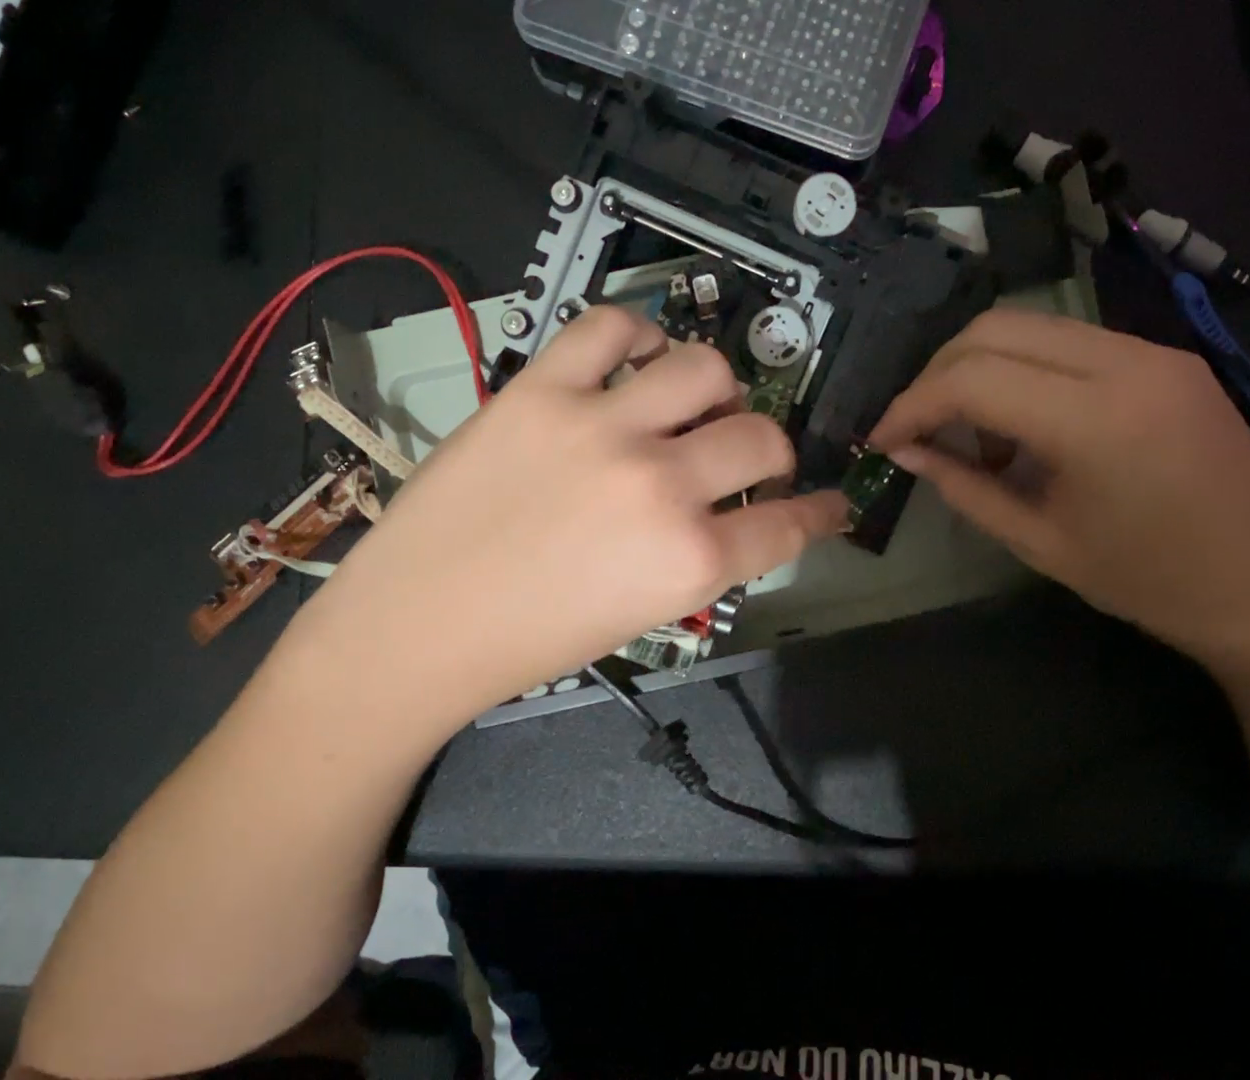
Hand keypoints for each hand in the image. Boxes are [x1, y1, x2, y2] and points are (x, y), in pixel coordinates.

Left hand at [292, 306, 846, 714]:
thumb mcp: (639, 615)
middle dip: (772, 453)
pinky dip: (636, 336)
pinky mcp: (540, 391)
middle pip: (760, 438)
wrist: (418, 626)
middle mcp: (661, 485)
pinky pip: (608, 328)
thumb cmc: (530, 642)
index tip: (832, 505)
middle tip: (749, 459)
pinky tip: (637, 358)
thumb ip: (696, 560)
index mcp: (689, 561)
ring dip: (717, 388)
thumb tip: (730, 516)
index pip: (788, 525)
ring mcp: (601, 428)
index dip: (820, 513)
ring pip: (703, 369)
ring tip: (697, 402)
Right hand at [868, 309, 1249, 664]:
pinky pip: (1073, 344)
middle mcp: (1127, 364)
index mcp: (1096, 421)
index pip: (972, 379)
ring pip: (1032, 327)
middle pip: (995, 329)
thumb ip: (964, 488)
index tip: (881, 441)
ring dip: (982, 370)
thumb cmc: (1148, 583)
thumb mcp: (1040, 543)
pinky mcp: (1170, 359)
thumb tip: (905, 452)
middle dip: (938, 375)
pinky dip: (1027, 372)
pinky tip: (1026, 426)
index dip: (911, 405)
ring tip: (974, 437)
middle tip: (916, 429)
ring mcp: (1155, 353)